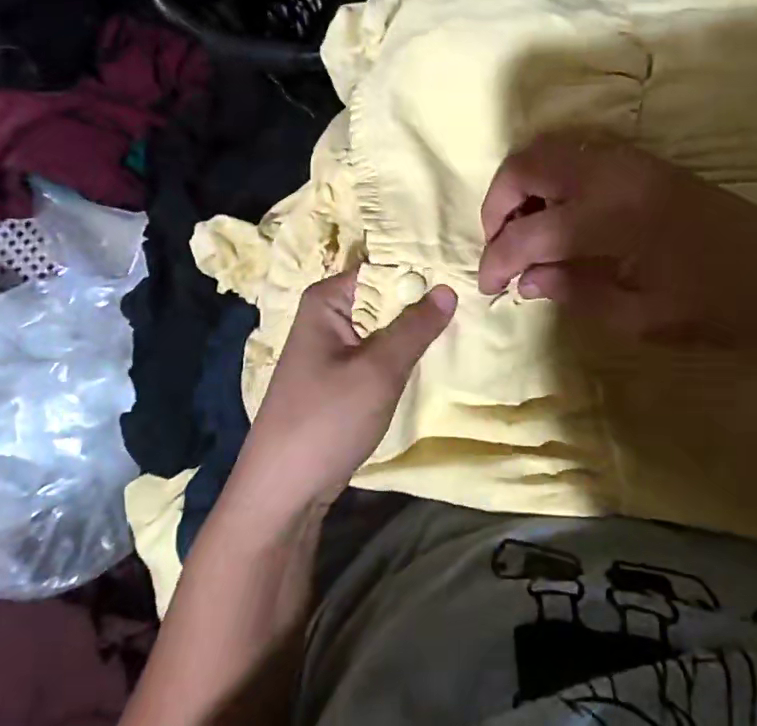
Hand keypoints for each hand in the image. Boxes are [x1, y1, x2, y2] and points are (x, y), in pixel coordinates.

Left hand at [230, 266, 455, 516]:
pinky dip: (398, 356)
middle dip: (419, 303)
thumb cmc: (327, 418)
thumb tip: (447, 289)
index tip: (463, 275)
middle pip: (381, 298)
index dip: (419, 272)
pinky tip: (430, 358)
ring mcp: (329, 349)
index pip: (380, 269)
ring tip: (462, 326)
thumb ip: (414, 328)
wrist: (285, 486)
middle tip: (472, 302)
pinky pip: (374, 353)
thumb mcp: (378, 370)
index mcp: (325, 300)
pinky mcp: (336, 378)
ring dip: (412, 332)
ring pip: (381, 328)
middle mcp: (324, 316)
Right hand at [478, 135, 756, 348]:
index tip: (488, 287)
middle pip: (525, 167)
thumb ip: (573, 291)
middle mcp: (613, 174)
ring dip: (522, 187)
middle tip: (500, 248)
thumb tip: (525, 280)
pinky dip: (551, 177)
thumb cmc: (720, 309)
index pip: (528, 233)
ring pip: (548, 151)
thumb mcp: (640, 317)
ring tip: (525, 231)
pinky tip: (560, 215)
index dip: (498, 261)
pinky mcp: (644, 161)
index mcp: (612, 217)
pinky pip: (576, 154)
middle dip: (497, 207)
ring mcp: (630, 160)